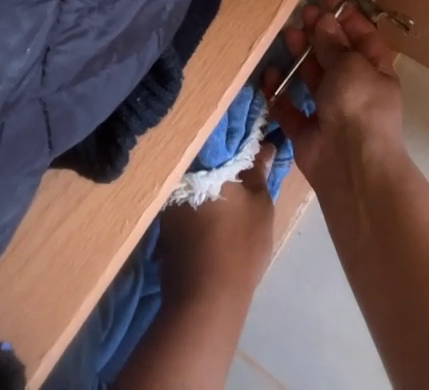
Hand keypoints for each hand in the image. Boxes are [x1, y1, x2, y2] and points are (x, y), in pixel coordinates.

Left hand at [155, 143, 277, 306]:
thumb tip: (264, 145)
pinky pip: (185, 198)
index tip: (251, 130)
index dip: (237, 132)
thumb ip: (259, 171)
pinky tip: (213, 205)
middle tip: (243, 155)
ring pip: (193, 178)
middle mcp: (180, 176)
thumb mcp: (261, 204)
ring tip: (230, 180)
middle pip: (203, 156)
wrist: (205, 298)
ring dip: (209, 176)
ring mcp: (168, 201)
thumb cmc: (240, 245)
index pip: (220, 136)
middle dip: (221, 154)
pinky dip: (199, 197)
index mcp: (203, 164)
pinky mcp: (164, 223)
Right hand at [263, 0, 405, 193]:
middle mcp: (354, 89)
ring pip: (313, 78)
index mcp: (375, 72)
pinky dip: (280, 93)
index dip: (346, 17)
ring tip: (287, 35)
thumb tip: (324, 20)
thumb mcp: (350, 65)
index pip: (362, 37)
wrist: (350, 165)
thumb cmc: (358, 105)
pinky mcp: (307, 131)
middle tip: (303, 13)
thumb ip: (333, 43)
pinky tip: (269, 75)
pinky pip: (290, 108)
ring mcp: (330, 111)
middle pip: (335, 55)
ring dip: (301, 56)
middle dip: (320, 33)